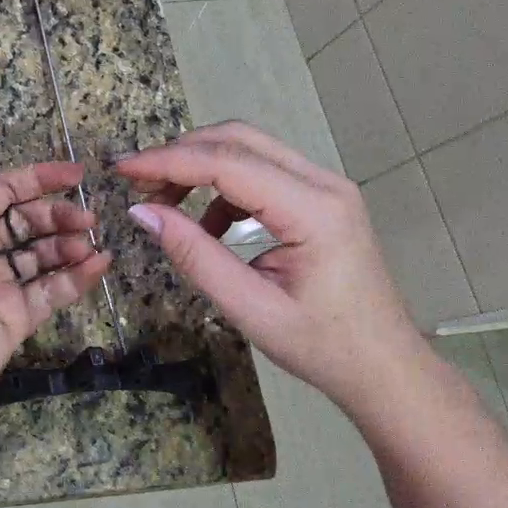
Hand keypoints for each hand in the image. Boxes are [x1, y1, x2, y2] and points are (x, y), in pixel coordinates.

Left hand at [0, 123, 113, 428]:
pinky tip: (98, 265)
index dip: (36, 179)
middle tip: (88, 217)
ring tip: (93, 241)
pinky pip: (50, 293)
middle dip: (57, 215)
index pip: (1, 190)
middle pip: (25, 223)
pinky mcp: (13, 322)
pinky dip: (76, 279)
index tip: (76, 175)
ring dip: (68, 245)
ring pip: (41, 257)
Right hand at [113, 121, 425, 412]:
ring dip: (197, 165)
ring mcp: (325, 186)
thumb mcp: (249, 307)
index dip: (167, 161)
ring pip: (246, 148)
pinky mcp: (319, 197)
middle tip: (136, 181)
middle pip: (236, 139)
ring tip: (161, 201)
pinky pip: (258, 170)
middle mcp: (323, 183)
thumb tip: (140, 211)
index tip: (121, 169)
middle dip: (179, 153)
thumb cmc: (322, 347)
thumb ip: (194, 254)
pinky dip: (219, 185)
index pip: (225, 163)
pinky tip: (204, 224)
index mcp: (313, 210)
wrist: (385, 369)